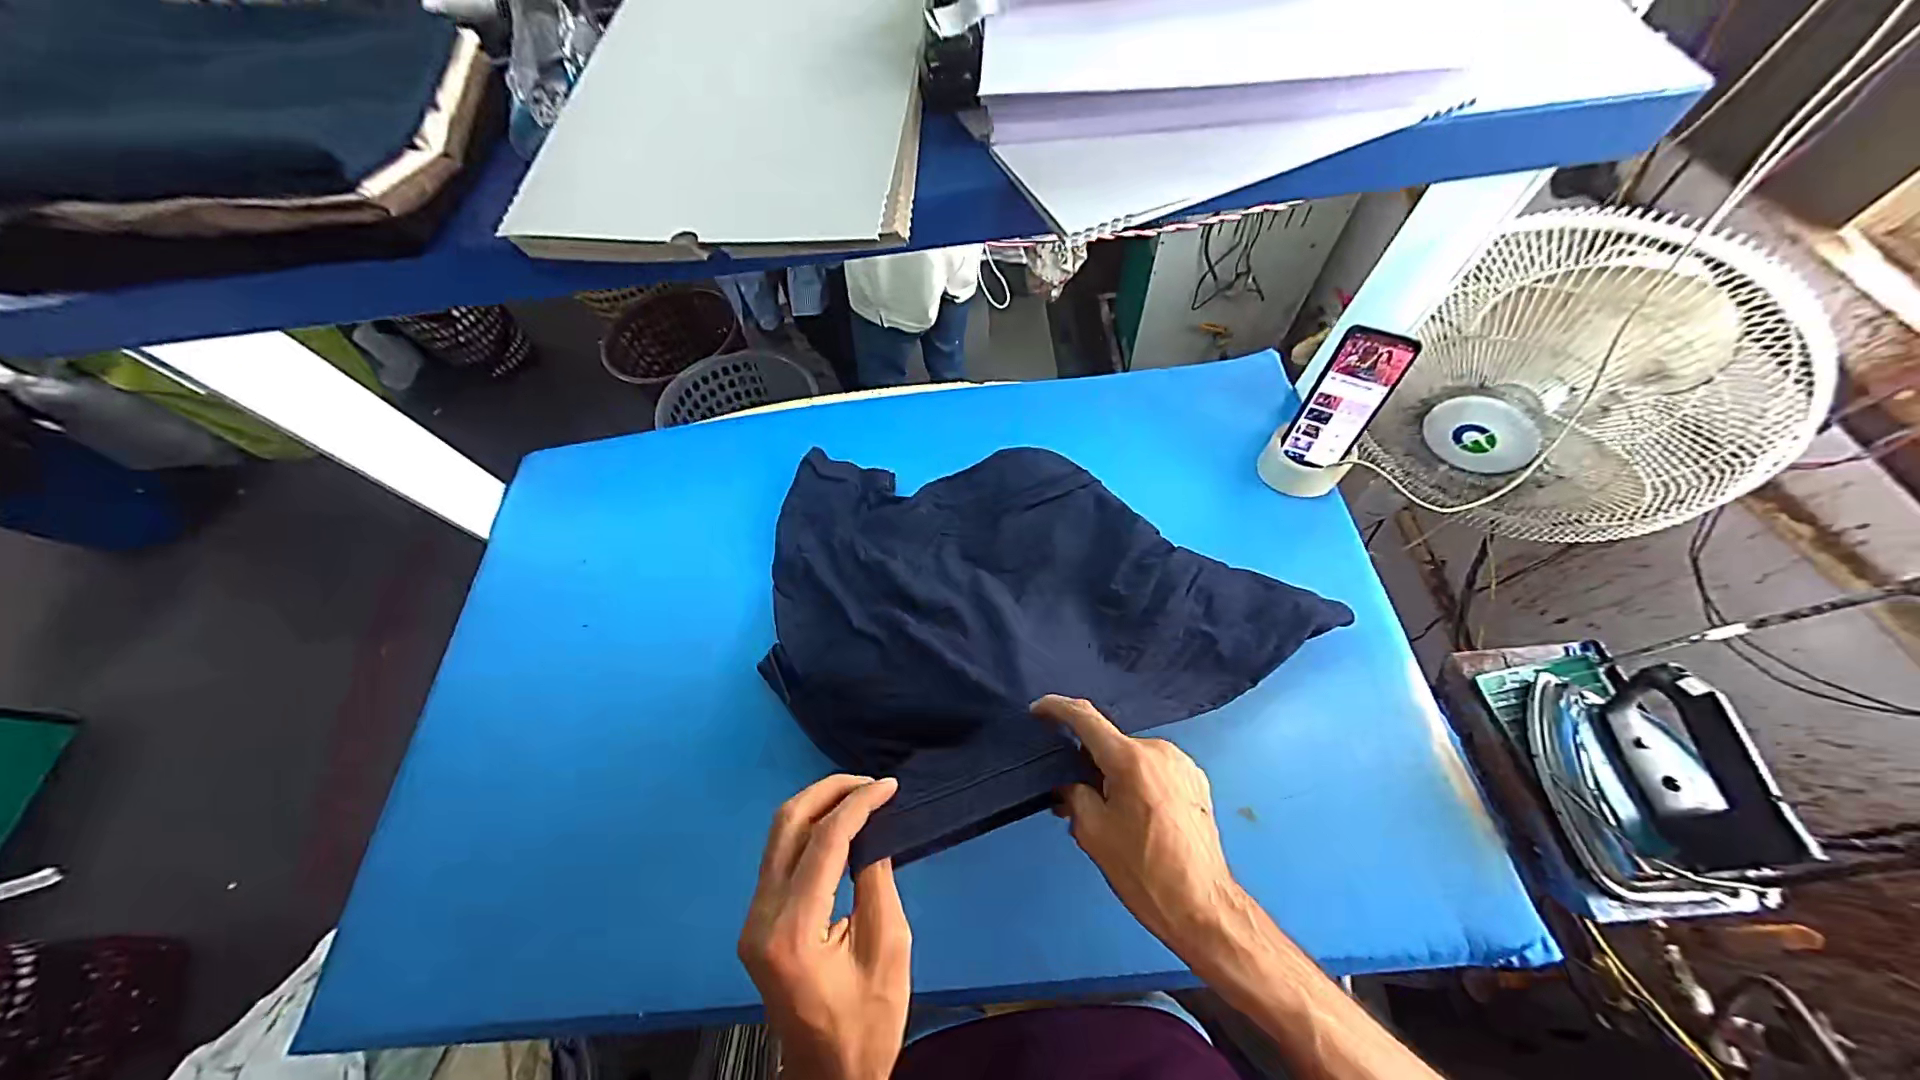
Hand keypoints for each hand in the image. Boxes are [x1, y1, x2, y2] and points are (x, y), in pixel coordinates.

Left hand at [739, 775, 911, 1079]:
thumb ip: (877, 883)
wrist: (826, 1077)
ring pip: (778, 835)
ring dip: (819, 805)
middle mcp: (761, 917)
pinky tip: (840, 823)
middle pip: (787, 825)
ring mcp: (753, 918)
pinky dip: (811, 829)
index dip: (858, 805)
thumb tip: (873, 832)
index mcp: (793, 931)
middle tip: (871, 783)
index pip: (824, 843)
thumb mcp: (887, 952)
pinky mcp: (758, 920)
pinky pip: (781, 856)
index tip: (889, 786)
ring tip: (860, 795)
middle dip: (830, 791)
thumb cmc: (865, 1026)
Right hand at [1032, 695, 1245, 957]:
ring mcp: (1181, 764)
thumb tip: (1069, 782)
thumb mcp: (1093, 833)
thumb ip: (1073, 794)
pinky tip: (1133, 814)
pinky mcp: (1195, 780)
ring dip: (1113, 773)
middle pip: (1109, 742)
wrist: (1203, 907)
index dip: (1056, 708)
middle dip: (1086, 761)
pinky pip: (1153, 768)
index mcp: (1130, 760)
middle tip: (1069, 793)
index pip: (1085, 717)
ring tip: (1105, 813)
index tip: (1039, 710)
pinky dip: (1136, 781)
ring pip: (1131, 756)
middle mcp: (1159, 752)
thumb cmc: (1147, 874)